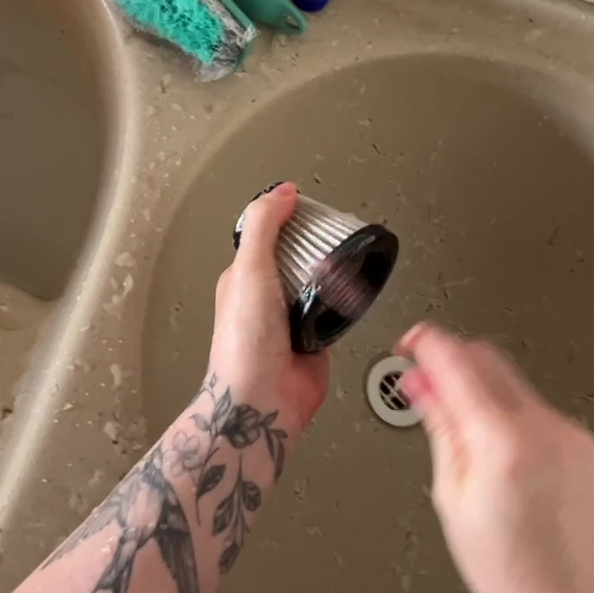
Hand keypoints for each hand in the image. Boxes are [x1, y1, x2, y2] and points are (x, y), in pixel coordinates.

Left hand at [207, 182, 328, 434]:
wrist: (264, 400)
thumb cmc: (243, 344)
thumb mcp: (250, 270)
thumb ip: (264, 227)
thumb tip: (281, 192)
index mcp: (245, 275)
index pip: (267, 233)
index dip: (286, 216)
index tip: (308, 204)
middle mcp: (268, 294)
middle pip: (298, 255)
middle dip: (315, 244)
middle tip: (334, 231)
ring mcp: (292, 315)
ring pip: (319, 282)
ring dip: (332, 274)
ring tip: (345, 259)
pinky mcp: (317, 335)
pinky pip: (336, 310)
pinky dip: (345, 302)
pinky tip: (350, 294)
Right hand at [397, 323, 593, 592]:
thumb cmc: (509, 567)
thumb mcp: (451, 494)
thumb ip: (438, 424)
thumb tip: (418, 380)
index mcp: (502, 441)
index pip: (458, 361)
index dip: (426, 342)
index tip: (409, 343)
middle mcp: (543, 428)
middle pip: (485, 356)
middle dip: (450, 357)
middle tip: (423, 377)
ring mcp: (568, 433)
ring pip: (509, 376)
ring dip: (477, 382)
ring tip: (456, 418)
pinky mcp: (581, 441)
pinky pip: (533, 402)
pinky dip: (504, 405)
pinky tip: (492, 437)